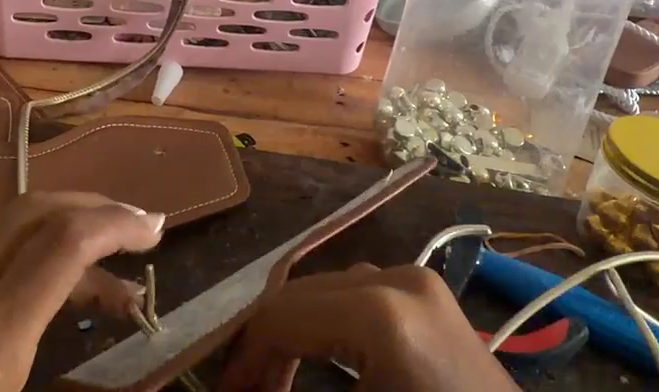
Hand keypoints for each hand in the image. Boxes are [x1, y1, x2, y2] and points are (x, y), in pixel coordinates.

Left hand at [0, 192, 165, 391]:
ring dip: (63, 236)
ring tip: (114, 286)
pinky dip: (32, 261)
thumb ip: (74, 381)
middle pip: (31, 212)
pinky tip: (57, 298)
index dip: (115, 225)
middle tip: (139, 231)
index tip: (157, 232)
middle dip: (92, 207)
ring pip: (6, 232)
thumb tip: (126, 360)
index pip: (60, 244)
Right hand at [217, 264, 517, 391]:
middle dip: (266, 345)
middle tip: (244, 388)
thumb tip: (239, 387)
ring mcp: (419, 281)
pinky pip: (361, 295)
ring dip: (296, 333)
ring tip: (276, 379)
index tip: (226, 391)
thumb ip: (285, 388)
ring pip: (328, 290)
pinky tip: (318, 358)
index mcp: (378, 311)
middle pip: (301, 295)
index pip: (282, 317)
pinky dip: (330, 326)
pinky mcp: (433, 296)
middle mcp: (396, 278)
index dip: (244, 358)